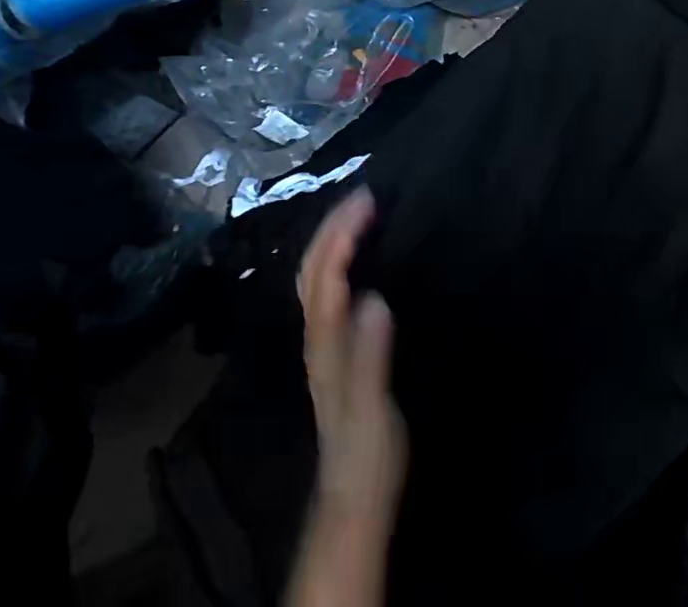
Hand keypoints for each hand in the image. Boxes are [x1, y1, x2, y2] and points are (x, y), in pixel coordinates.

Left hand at [298, 188, 406, 534]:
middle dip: (332, 227)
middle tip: (364, 196)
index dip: (341, 234)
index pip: (325, 276)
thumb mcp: (371, 406)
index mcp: (325, 343)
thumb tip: (374, 297)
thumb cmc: (366, 450)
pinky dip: (341, 263)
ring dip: (333, 240)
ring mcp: (324, 343)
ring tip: (360, 215)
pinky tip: (359, 259)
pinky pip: (332, 292)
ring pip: (317, 280)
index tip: (368, 201)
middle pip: (312, 271)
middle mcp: (318, 336)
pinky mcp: (337, 349)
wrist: (355, 491)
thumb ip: (370, 355)